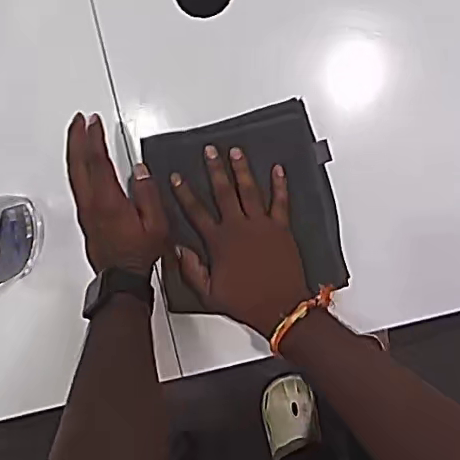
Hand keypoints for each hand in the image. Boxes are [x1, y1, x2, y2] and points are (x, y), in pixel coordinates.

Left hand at [65, 112, 168, 276]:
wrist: (122, 279)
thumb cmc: (139, 255)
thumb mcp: (156, 224)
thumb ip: (148, 194)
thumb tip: (140, 171)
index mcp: (108, 201)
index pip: (97, 161)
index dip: (93, 138)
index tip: (93, 121)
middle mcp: (91, 203)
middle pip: (78, 163)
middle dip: (77, 138)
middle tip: (79, 120)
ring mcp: (85, 210)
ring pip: (74, 173)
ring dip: (74, 150)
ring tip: (77, 134)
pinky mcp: (85, 216)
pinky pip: (76, 183)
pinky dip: (77, 165)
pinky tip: (81, 162)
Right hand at [169, 145, 311, 338]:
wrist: (281, 307)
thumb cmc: (247, 302)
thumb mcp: (209, 293)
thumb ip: (192, 270)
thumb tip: (180, 252)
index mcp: (219, 242)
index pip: (197, 211)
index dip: (185, 193)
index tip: (178, 178)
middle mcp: (239, 228)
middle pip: (223, 191)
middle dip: (215, 169)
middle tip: (210, 152)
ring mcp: (261, 226)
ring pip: (249, 190)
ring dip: (242, 169)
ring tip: (236, 152)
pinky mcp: (281, 229)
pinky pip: (280, 202)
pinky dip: (279, 185)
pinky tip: (277, 170)